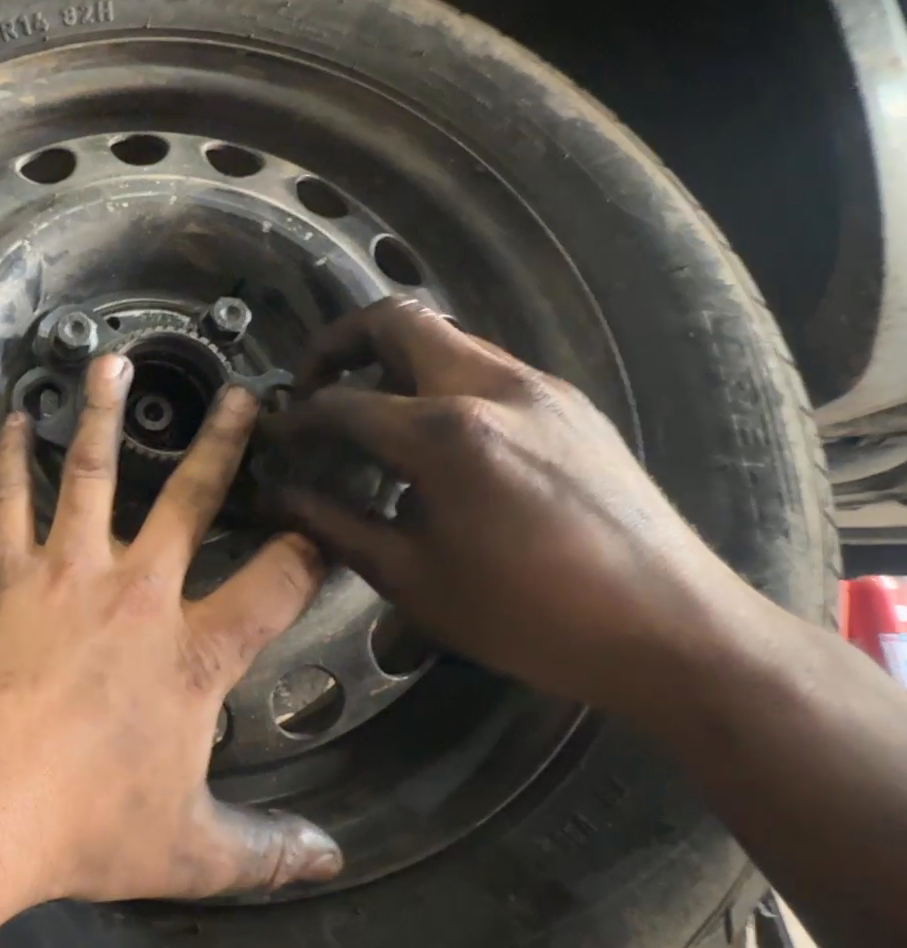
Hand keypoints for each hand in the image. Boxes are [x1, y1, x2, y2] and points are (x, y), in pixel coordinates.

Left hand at [0, 353, 340, 906]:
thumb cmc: (81, 821)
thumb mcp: (188, 849)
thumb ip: (264, 850)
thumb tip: (328, 861)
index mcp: (193, 653)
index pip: (276, 585)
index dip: (312, 547)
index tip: (326, 513)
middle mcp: (135, 592)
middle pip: (191, 500)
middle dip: (223, 446)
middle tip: (242, 397)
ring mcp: (64, 570)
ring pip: (92, 472)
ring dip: (104, 414)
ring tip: (111, 362)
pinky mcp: (2, 568)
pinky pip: (7, 497)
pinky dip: (10, 456)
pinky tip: (13, 421)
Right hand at [271, 297, 743, 709]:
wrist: (678, 633)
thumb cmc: (530, 616)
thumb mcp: (411, 578)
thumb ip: (333, 525)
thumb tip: (276, 498)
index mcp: (447, 433)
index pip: (342, 403)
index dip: (296, 419)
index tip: (274, 439)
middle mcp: (493, 388)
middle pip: (396, 320)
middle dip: (338, 344)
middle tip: (314, 388)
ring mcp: (540, 389)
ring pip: (444, 338)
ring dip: (390, 361)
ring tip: (368, 416)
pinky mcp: (570, 406)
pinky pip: (482, 366)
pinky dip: (436, 381)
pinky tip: (432, 439)